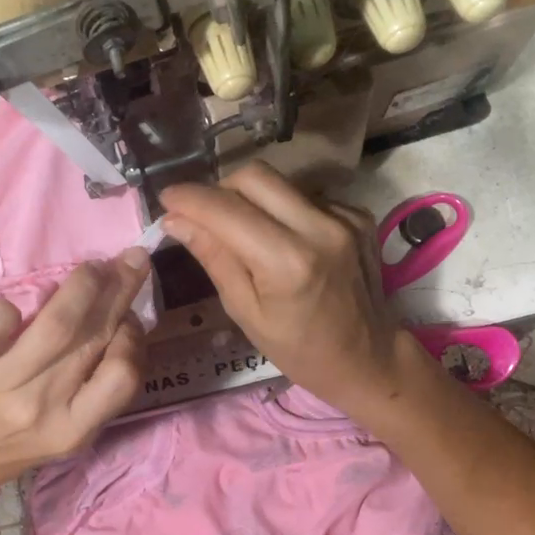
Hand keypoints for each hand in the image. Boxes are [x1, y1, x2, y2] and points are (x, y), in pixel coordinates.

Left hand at [0, 251, 148, 506]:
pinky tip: (15, 306)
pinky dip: (9, 305)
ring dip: (81, 286)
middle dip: (119, 290)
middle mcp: (39, 409)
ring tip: (92, 268)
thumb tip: (124, 319)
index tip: (130, 316)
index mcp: (72, 429)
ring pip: (55, 324)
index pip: (122, 376)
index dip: (133, 338)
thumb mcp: (65, 430)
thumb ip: (93, 386)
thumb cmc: (12, 441)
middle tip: (132, 259)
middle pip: (92, 338)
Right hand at [160, 163, 418, 418]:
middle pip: (253, 176)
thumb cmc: (300, 350)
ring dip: (251, 200)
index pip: (226, 210)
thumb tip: (175, 220)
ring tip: (245, 234)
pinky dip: (282, 211)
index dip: (189, 199)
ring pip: (279, 182)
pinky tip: (284, 242)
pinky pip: (304, 196)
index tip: (165, 199)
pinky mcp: (357, 214)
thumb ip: (214, 258)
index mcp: (288, 262)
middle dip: (219, 189)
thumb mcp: (245, 313)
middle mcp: (320, 227)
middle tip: (205, 216)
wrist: (369, 357)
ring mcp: (344, 216)